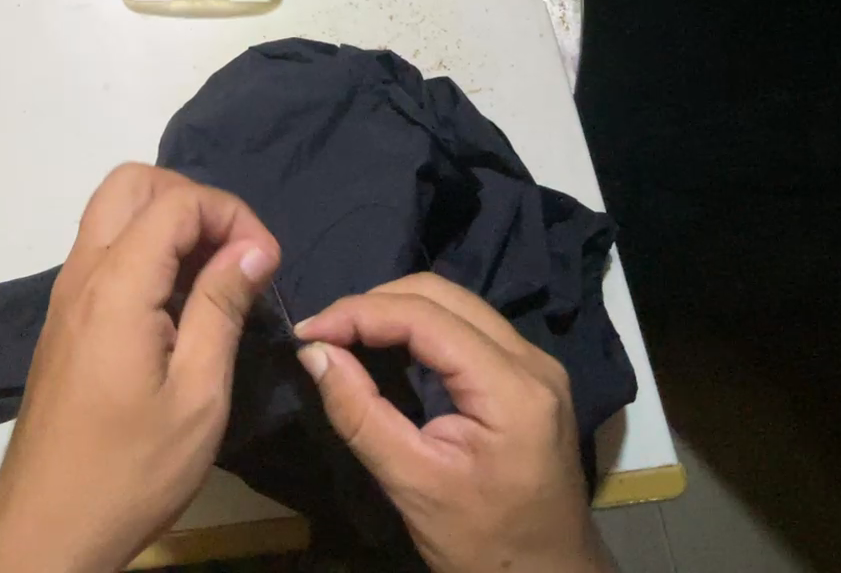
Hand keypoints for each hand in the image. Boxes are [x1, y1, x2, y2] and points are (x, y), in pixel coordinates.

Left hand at [0, 165, 280, 572]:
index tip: (266, 261)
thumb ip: (221, 306)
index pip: (177, 201)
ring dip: (167, 218)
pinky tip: (178, 296)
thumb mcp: (198, 394)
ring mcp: (68, 289)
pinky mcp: (66, 313)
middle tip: (232, 249)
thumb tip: (252, 248)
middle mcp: (84, 270)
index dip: (231, 214)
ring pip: (113, 210)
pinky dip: (146, 245)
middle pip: (131, 183)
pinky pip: (105, 246)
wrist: (46, 526)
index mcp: (117, 284)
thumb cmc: (130, 468)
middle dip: (192, 198)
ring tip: (212, 271)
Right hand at [294, 274, 611, 572]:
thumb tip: (313, 351)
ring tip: (347, 335)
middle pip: (438, 294)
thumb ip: (360, 413)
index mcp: (512, 388)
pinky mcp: (525, 371)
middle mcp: (530, 358)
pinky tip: (385, 343)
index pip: (423, 316)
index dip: (357, 313)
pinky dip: (415, 323)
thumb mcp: (413, 485)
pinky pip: (462, 322)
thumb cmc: (485, 546)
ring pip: (451, 300)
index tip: (307, 332)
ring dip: (393, 308)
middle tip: (326, 334)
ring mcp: (533, 361)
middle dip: (373, 304)